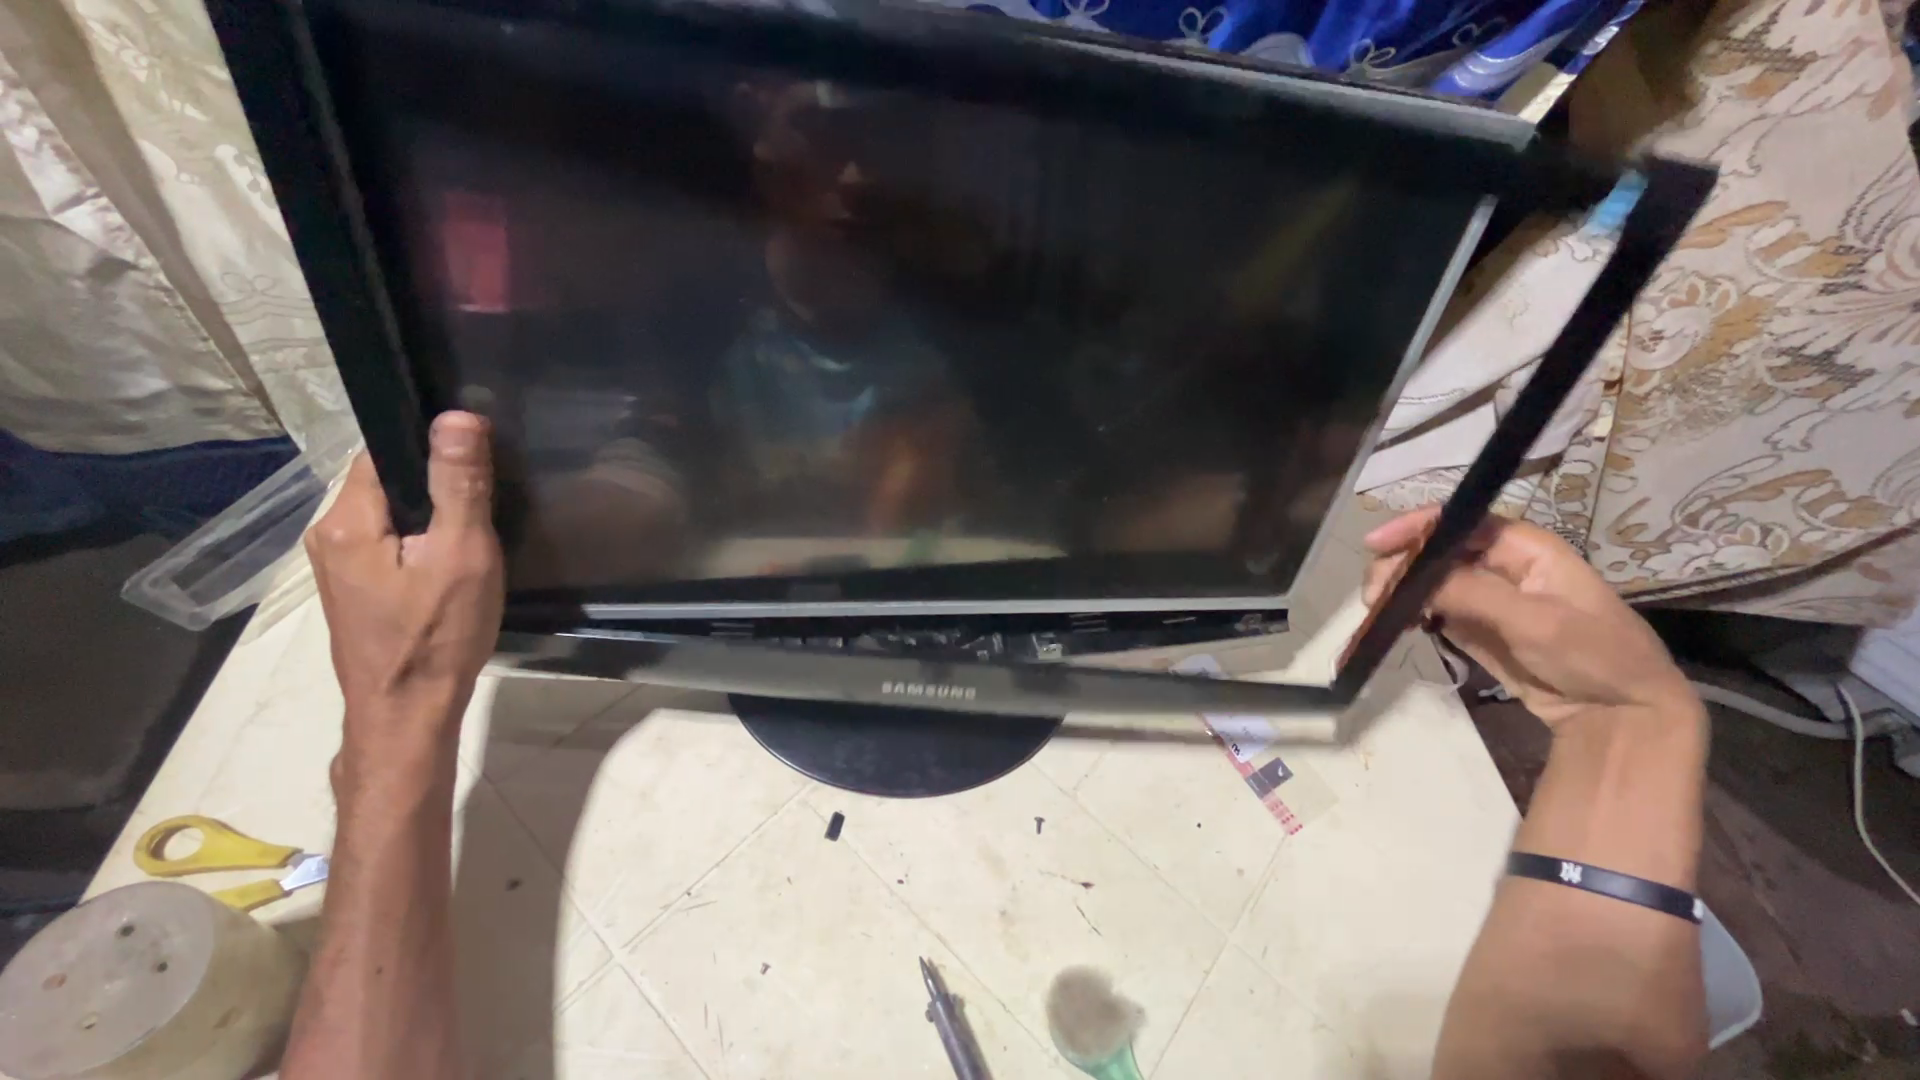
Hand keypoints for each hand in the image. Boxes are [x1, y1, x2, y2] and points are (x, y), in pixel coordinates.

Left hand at [307, 413, 504, 784]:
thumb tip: (457, 416)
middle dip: (437, 481)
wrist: (408, 714)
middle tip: (491, 492)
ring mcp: (339, 566)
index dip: (432, 444)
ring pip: (392, 515)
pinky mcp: (357, 590)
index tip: (479, 454)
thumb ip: (459, 485)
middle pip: (387, 482)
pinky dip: (424, 540)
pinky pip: (391, 542)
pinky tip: (457, 558)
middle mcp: (329, 535)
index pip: (385, 451)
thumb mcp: (462, 554)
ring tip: (480, 524)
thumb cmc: (437, 635)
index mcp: (346, 520)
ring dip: (433, 514)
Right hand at [1362, 506, 1698, 730]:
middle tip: (1372, 593)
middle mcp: (1503, 565)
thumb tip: (1411, 577)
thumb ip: (1473, 593)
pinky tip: (1394, 623)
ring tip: (1376, 611)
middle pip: (1439, 550)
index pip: (1462, 522)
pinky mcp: (1476, 626)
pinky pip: (1434, 609)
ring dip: (1400, 589)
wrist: (1618, 714)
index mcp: (1527, 548)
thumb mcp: (1537, 622)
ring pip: (1430, 579)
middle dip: (1401, 564)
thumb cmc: (1593, 655)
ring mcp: (1488, 597)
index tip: (1376, 544)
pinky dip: (1410, 612)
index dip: (1418, 526)